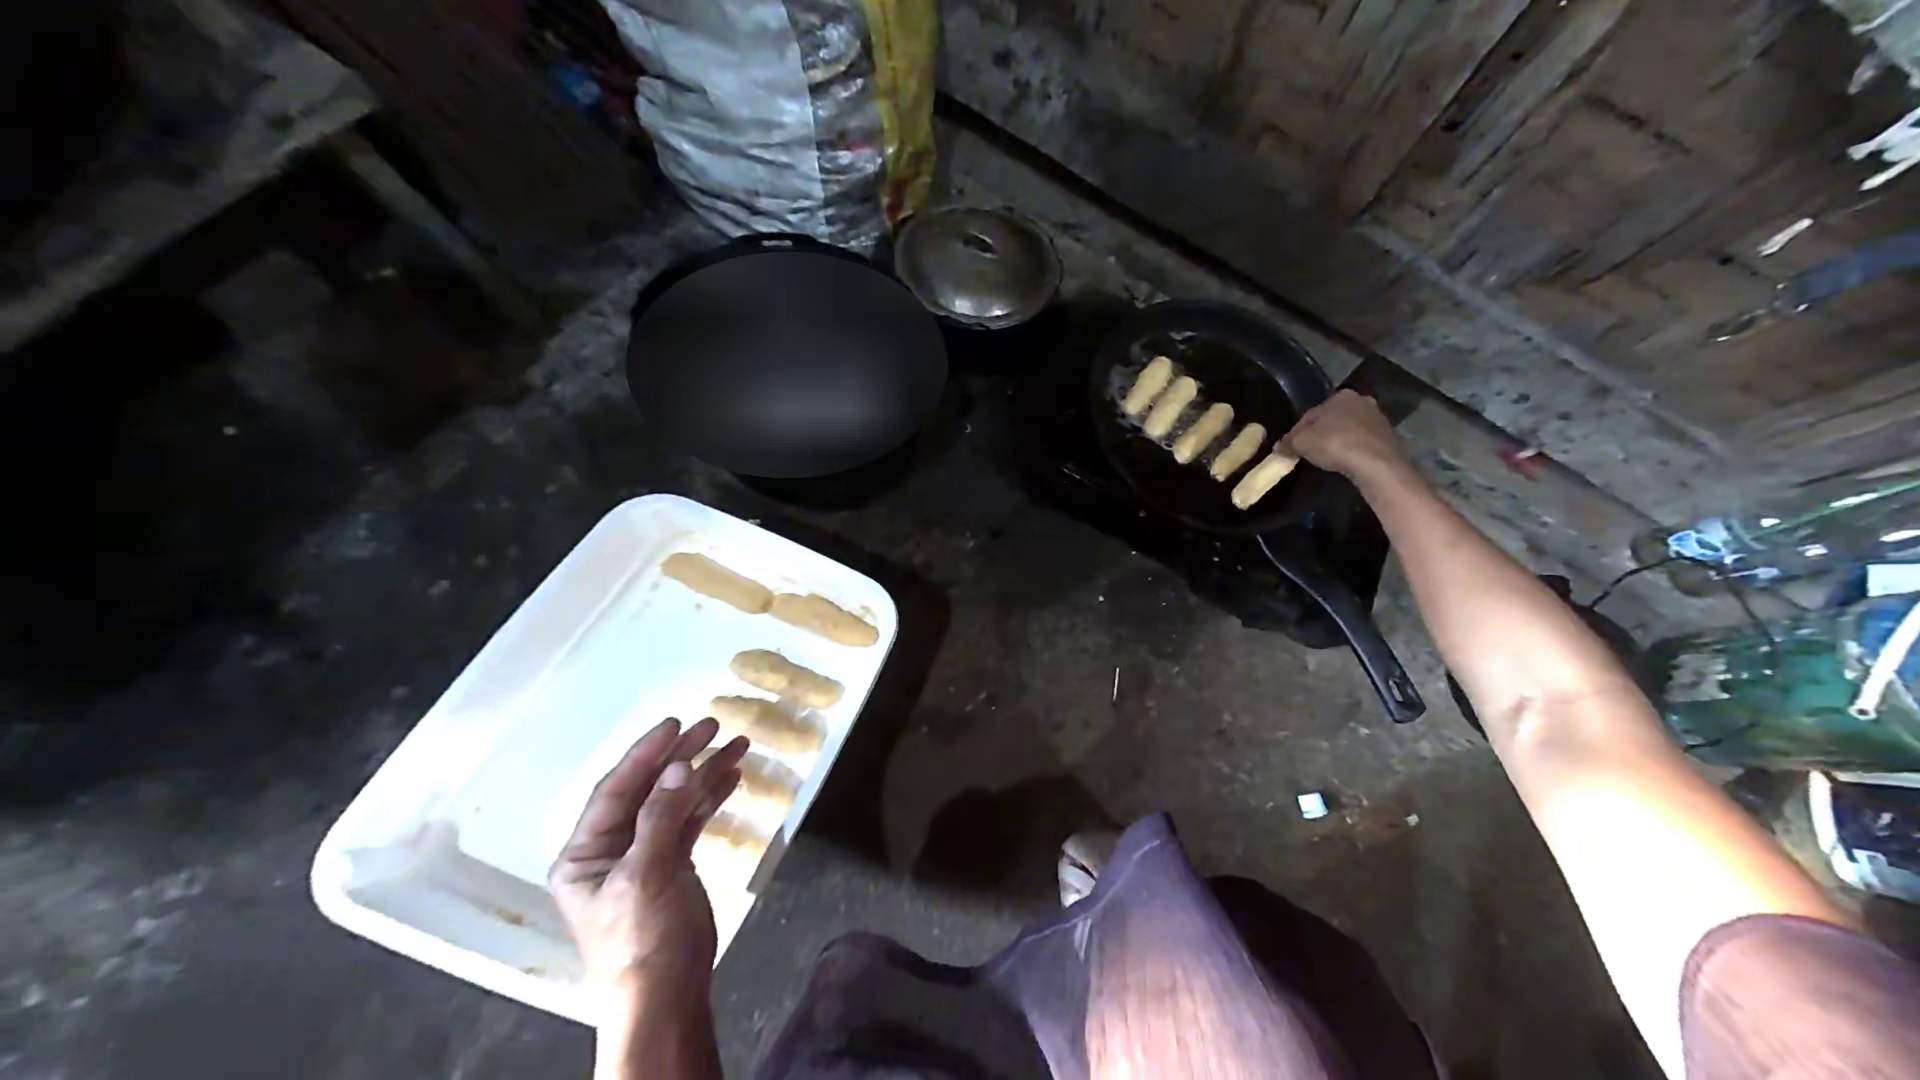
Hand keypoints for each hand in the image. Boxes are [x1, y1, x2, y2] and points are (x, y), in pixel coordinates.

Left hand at [549, 718, 748, 995]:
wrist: (666, 996)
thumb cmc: (641, 940)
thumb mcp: (644, 877)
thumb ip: (660, 818)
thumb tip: (678, 766)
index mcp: (585, 853)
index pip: (615, 790)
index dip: (644, 755)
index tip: (674, 724)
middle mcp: (612, 847)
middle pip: (649, 789)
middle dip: (681, 756)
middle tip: (712, 724)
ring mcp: (645, 853)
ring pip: (676, 800)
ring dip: (705, 772)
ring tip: (737, 743)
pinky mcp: (673, 863)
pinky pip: (693, 820)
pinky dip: (712, 797)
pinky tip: (733, 776)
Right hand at [1282, 390, 1411, 482]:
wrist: (1375, 461)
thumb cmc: (1335, 444)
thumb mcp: (1301, 443)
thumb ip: (1288, 443)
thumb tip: (1279, 447)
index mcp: (1339, 396)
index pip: (1310, 415)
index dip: (1297, 432)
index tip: (1290, 447)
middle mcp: (1361, 400)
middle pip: (1331, 419)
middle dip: (1319, 433)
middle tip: (1308, 451)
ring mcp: (1377, 417)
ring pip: (1347, 428)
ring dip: (1336, 440)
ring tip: (1326, 456)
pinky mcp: (1387, 434)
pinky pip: (1361, 440)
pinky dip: (1351, 447)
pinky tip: (1344, 459)